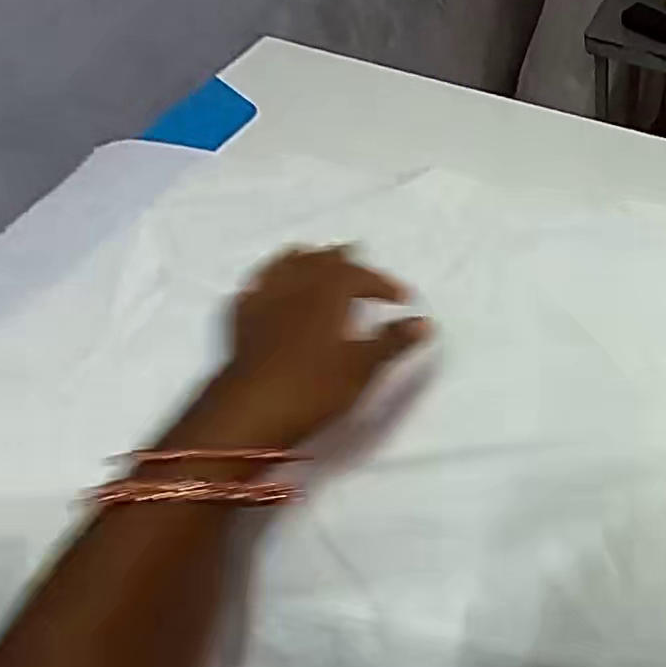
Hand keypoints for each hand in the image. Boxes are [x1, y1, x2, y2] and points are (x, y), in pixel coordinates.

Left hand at [187, 247, 429, 448]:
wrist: (252, 411)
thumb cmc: (316, 388)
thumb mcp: (364, 366)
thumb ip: (393, 341)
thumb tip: (425, 322)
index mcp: (325, 299)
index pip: (354, 275)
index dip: (380, 282)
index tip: (401, 297)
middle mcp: (291, 292)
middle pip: (316, 262)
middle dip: (340, 258)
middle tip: (356, 255)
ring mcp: (261, 304)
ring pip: (281, 266)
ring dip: (303, 258)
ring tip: (314, 257)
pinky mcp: (240, 321)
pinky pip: (254, 286)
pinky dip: (270, 279)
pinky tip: (270, 286)